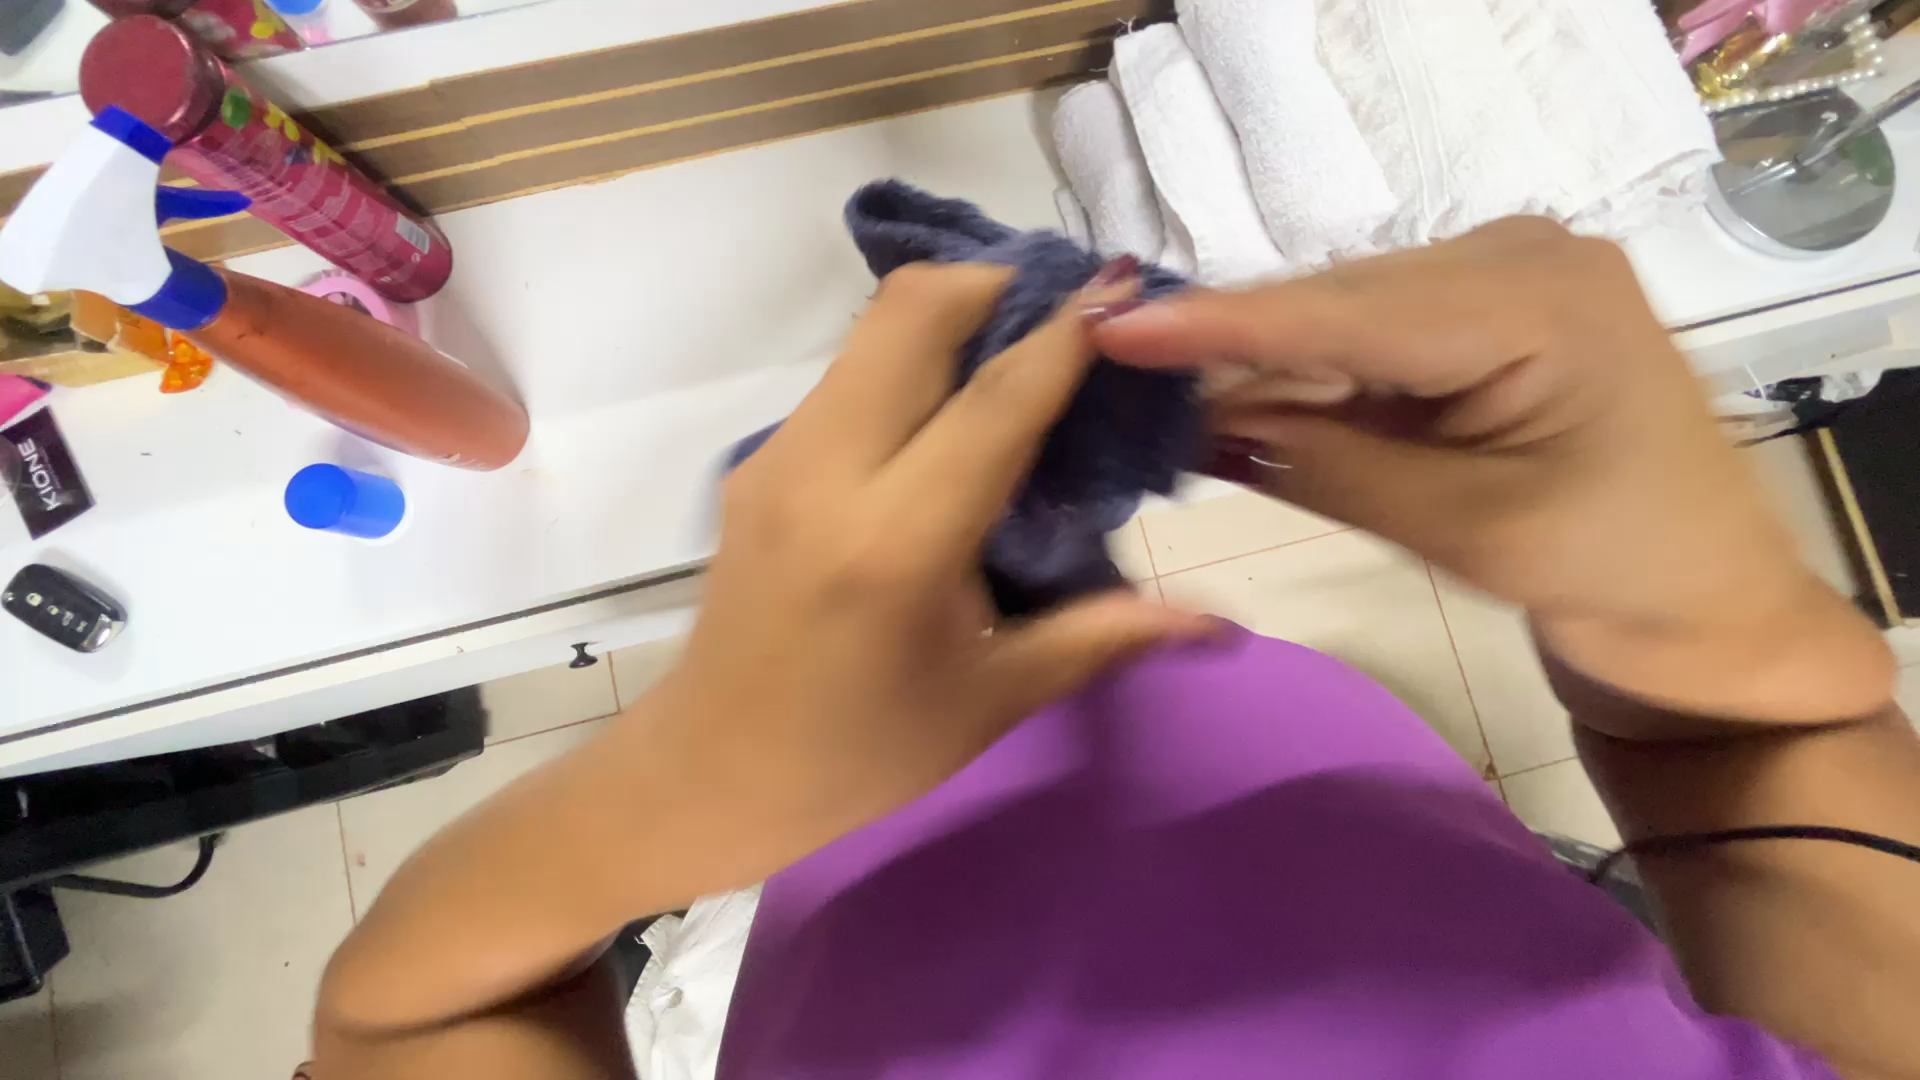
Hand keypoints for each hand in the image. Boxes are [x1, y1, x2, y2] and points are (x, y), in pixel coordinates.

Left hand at [640, 261, 1216, 875]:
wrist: (715, 770)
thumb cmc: (861, 754)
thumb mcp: (991, 700)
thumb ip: (1104, 637)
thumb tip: (1219, 624)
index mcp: (892, 544)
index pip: (992, 402)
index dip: (1064, 334)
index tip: (1121, 286)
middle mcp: (824, 475)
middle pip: (910, 316)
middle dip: (997, 287)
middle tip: (1064, 318)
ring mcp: (775, 459)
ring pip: (871, 334)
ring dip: (952, 317)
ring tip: (1018, 355)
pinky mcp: (755, 464)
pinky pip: (846, 376)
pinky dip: (909, 360)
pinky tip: (949, 412)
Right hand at [1092, 219, 1891, 727]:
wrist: (1695, 593)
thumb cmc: (1601, 567)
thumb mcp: (1448, 523)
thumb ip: (1318, 463)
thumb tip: (1199, 425)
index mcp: (1537, 302)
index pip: (1338, 314)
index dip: (1216, 326)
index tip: (1111, 329)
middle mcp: (1512, 258)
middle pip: (1324, 304)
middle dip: (1219, 348)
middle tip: (1113, 379)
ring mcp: (1490, 278)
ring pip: (1326, 318)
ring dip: (1246, 363)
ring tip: (1153, 394)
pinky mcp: (1466, 312)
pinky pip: (1351, 337)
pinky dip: (1289, 374)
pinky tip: (1226, 397)